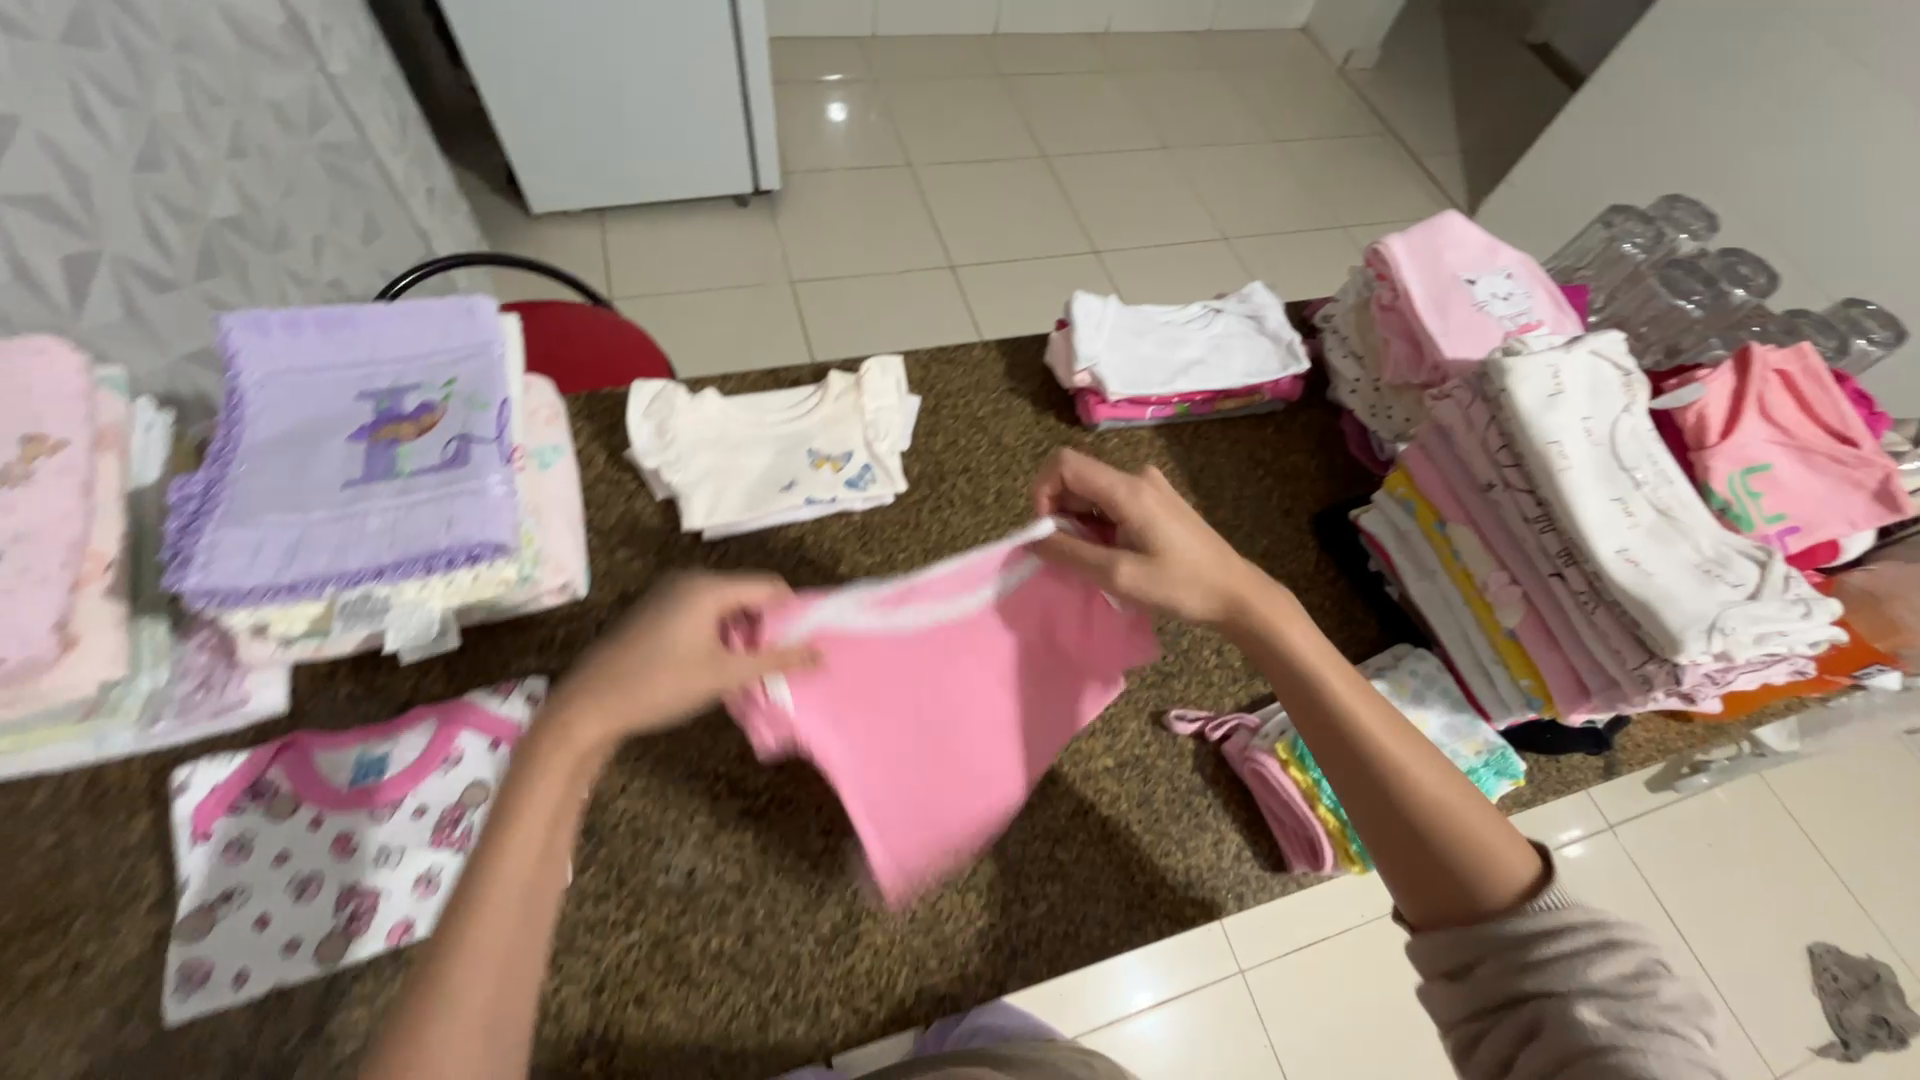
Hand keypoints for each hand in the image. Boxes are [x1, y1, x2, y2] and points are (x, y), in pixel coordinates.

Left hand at [545, 571, 817, 748]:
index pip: (770, 586)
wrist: (588, 707)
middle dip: (766, 627)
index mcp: (708, 587)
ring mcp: (669, 595)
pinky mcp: (656, 613)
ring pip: (725, 607)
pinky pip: (702, 614)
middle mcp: (689, 581)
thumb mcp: (725, 675)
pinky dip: (719, 635)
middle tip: (775, 664)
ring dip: (742, 635)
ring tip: (747, 671)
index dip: (793, 613)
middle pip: (748, 594)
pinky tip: (716, 667)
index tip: (804, 645)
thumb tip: (820, 655)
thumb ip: (776, 660)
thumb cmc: (660, 685)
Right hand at [1031, 448, 1284, 626]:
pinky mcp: (1155, 500)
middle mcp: (1137, 477)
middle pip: (1077, 478)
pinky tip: (1116, 555)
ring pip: (1092, 493)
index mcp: (1128, 489)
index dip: (1042, 492)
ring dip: (1081, 524)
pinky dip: (1099, 525)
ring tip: (1099, 560)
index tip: (1047, 532)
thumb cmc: (1180, 586)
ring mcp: (1149, 487)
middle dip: (1061, 514)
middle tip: (1074, 556)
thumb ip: (1070, 553)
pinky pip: (1110, 502)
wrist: (1234, 593)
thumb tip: (1031, 539)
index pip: (1063, 463)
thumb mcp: (1117, 575)